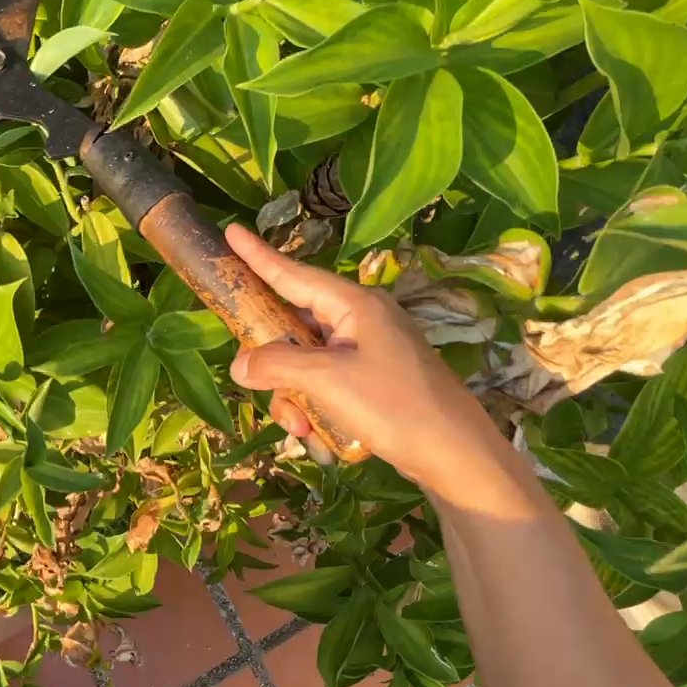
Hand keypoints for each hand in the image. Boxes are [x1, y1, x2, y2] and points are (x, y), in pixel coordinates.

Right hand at [223, 225, 520, 498]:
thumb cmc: (393, 405)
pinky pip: (322, 383)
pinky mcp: (370, 380)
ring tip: (300, 427)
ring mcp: (366, 351)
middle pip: (291, 326)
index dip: (258, 256)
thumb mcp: (326, 381)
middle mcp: (359, 321)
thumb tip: (239, 365)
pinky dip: (311, 406)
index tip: (231, 231)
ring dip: (291, 395)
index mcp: (354, 305)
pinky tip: (315, 432)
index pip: (293, 274)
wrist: (454, 455)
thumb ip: (276, 365)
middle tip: (257, 384)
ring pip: (302, 361)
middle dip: (272, 363)